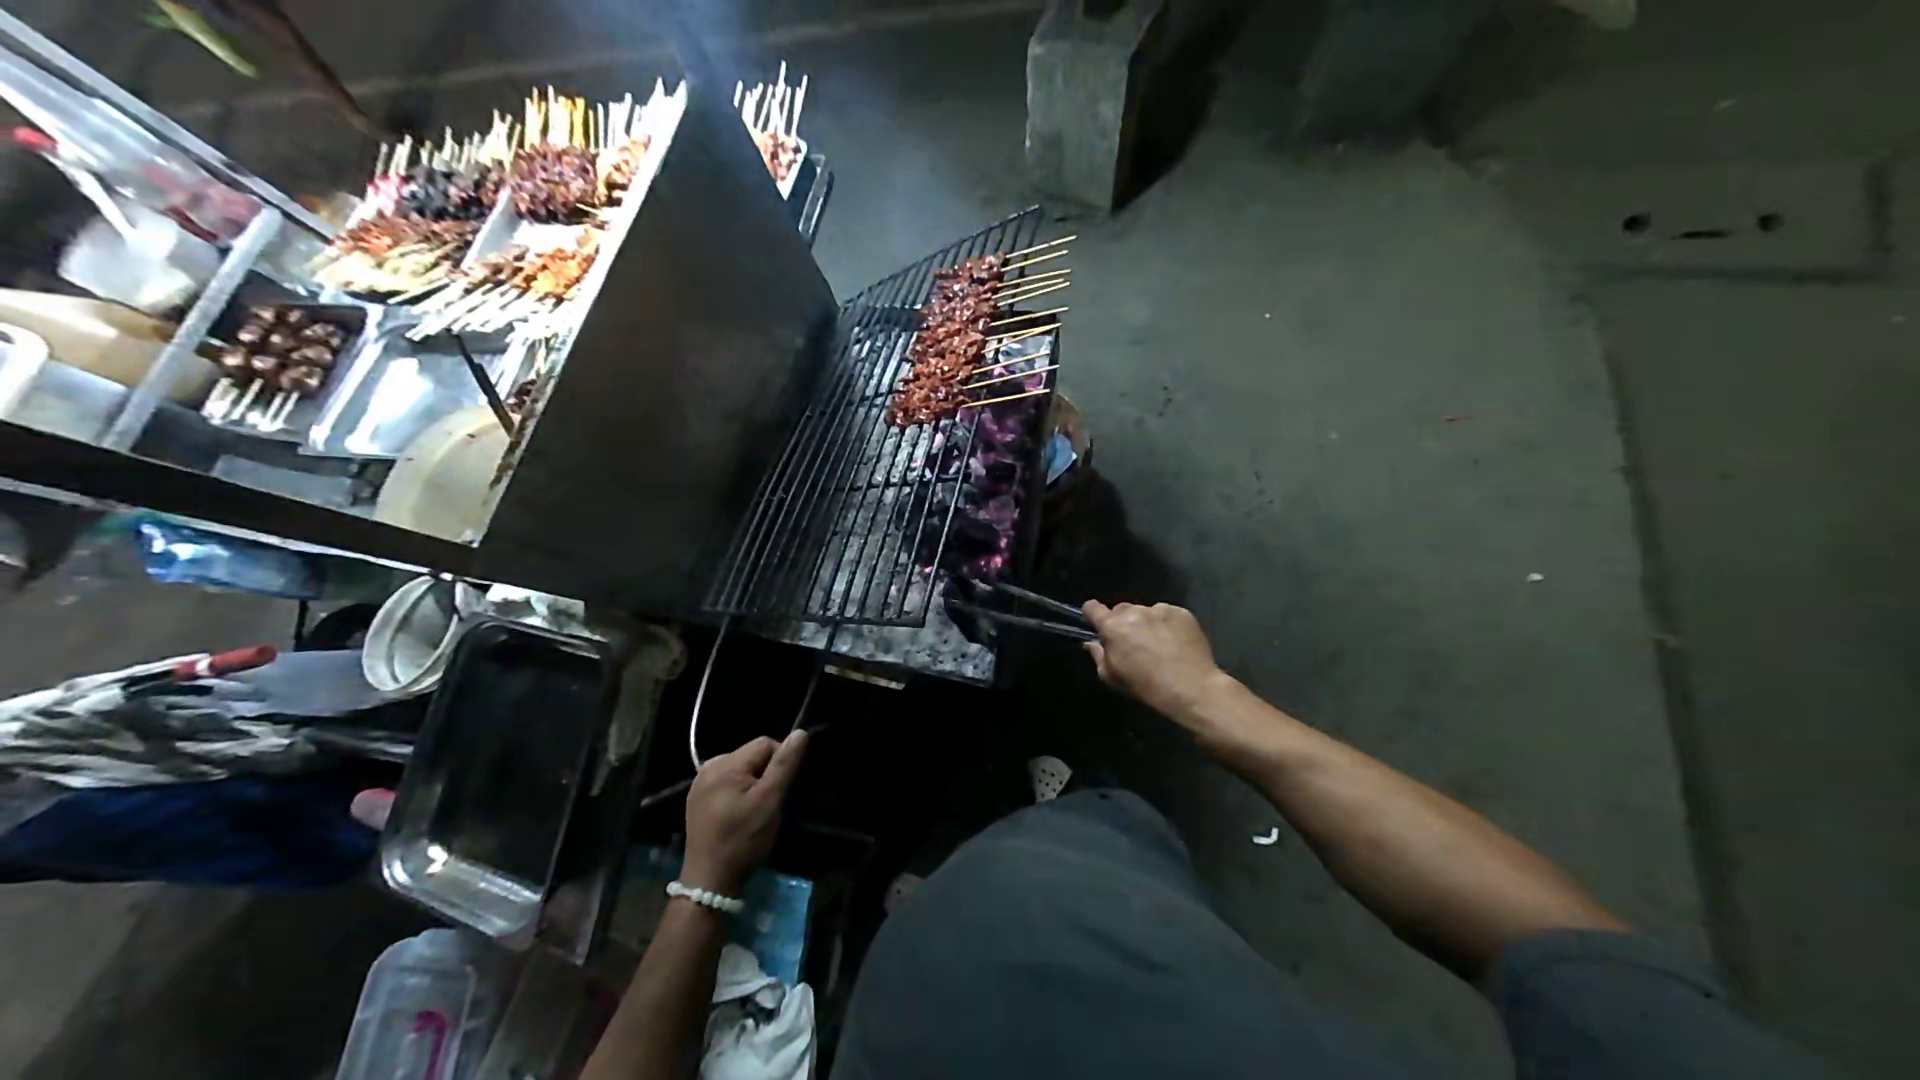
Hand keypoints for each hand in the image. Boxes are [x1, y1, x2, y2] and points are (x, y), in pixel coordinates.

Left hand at [682, 730, 807, 896]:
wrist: (710, 880)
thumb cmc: (743, 839)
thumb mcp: (769, 801)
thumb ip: (784, 764)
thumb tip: (800, 733)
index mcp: (725, 763)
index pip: (765, 744)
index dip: (780, 763)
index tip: (779, 792)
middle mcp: (708, 766)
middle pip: (751, 755)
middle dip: (765, 774)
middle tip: (767, 805)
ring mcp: (700, 783)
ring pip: (741, 770)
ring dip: (753, 784)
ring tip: (754, 812)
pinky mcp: (697, 800)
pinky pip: (727, 783)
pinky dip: (738, 793)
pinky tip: (738, 815)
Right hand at [1082, 601, 1229, 721]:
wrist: (1191, 687)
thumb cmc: (1146, 686)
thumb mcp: (1112, 677)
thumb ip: (1098, 655)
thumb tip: (1091, 643)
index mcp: (1112, 626)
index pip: (1092, 607)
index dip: (1092, 614)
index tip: (1098, 624)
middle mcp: (1134, 611)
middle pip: (1120, 609)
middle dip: (1122, 622)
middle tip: (1132, 641)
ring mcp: (1159, 609)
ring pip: (1145, 611)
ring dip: (1146, 622)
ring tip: (1158, 643)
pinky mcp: (1181, 612)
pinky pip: (1167, 614)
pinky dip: (1167, 624)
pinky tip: (1175, 642)